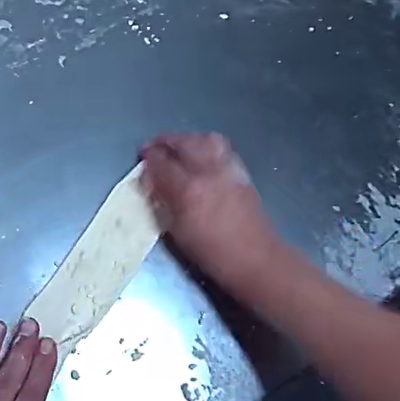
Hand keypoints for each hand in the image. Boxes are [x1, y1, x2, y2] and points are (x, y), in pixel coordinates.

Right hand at [140, 132, 297, 295]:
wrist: (258, 261)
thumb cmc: (212, 253)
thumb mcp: (176, 230)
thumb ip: (162, 200)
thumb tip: (151, 181)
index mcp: (189, 190)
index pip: (161, 161)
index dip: (148, 157)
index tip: (141, 158)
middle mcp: (209, 172)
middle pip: (184, 142)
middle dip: (165, 141)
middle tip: (154, 147)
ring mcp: (229, 170)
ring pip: (206, 138)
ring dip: (187, 139)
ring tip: (176, 148)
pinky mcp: (242, 173)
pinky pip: (221, 148)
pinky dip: (205, 146)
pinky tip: (199, 157)